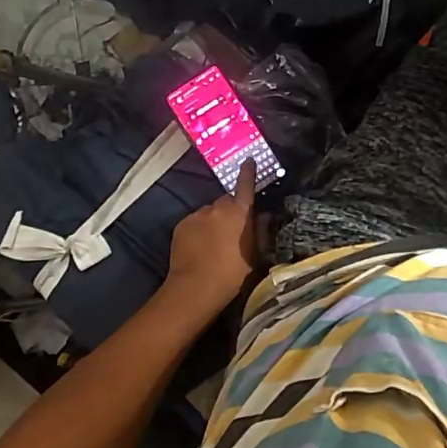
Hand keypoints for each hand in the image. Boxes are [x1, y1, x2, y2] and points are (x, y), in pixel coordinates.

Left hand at [166, 161, 258, 309]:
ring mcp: (196, 215)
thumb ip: (261, 232)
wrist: (196, 287)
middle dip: (230, 211)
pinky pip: (194, 222)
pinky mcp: (181, 225)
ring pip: (208, 212)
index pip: (245, 186)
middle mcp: (217, 207)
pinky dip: (198, 229)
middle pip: (226, 202)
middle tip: (233, 231)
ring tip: (213, 243)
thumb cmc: (232, 274)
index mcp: (239, 213)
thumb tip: (265, 215)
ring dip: (213, 221)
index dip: (248, 173)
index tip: (249, 160)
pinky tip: (199, 247)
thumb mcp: (255, 255)